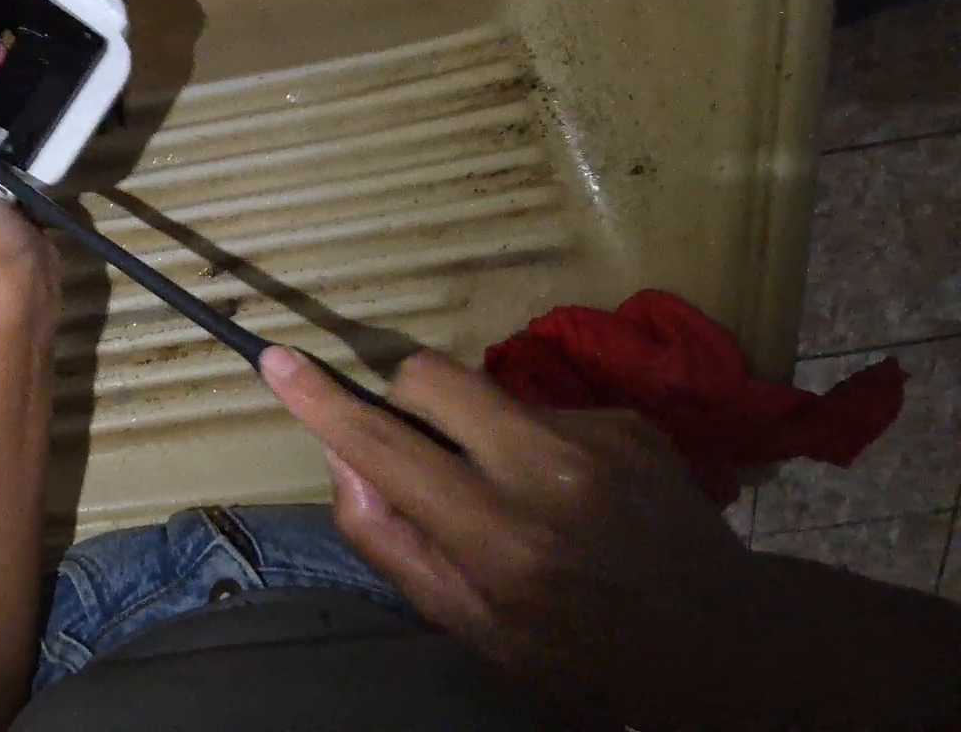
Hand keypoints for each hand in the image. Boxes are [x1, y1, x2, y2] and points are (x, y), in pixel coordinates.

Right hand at [259, 346, 756, 724]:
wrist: (736, 653)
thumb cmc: (576, 652)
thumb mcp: (463, 621)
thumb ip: (383, 534)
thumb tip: (340, 450)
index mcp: (500, 540)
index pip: (385, 448)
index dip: (322, 401)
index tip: (276, 360)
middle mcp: (549, 474)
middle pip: (427, 376)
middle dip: (400, 400)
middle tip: (417, 449)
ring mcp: (599, 439)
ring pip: (478, 387)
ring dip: (466, 425)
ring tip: (511, 486)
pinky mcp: (630, 421)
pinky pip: (532, 402)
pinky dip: (522, 436)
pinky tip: (566, 488)